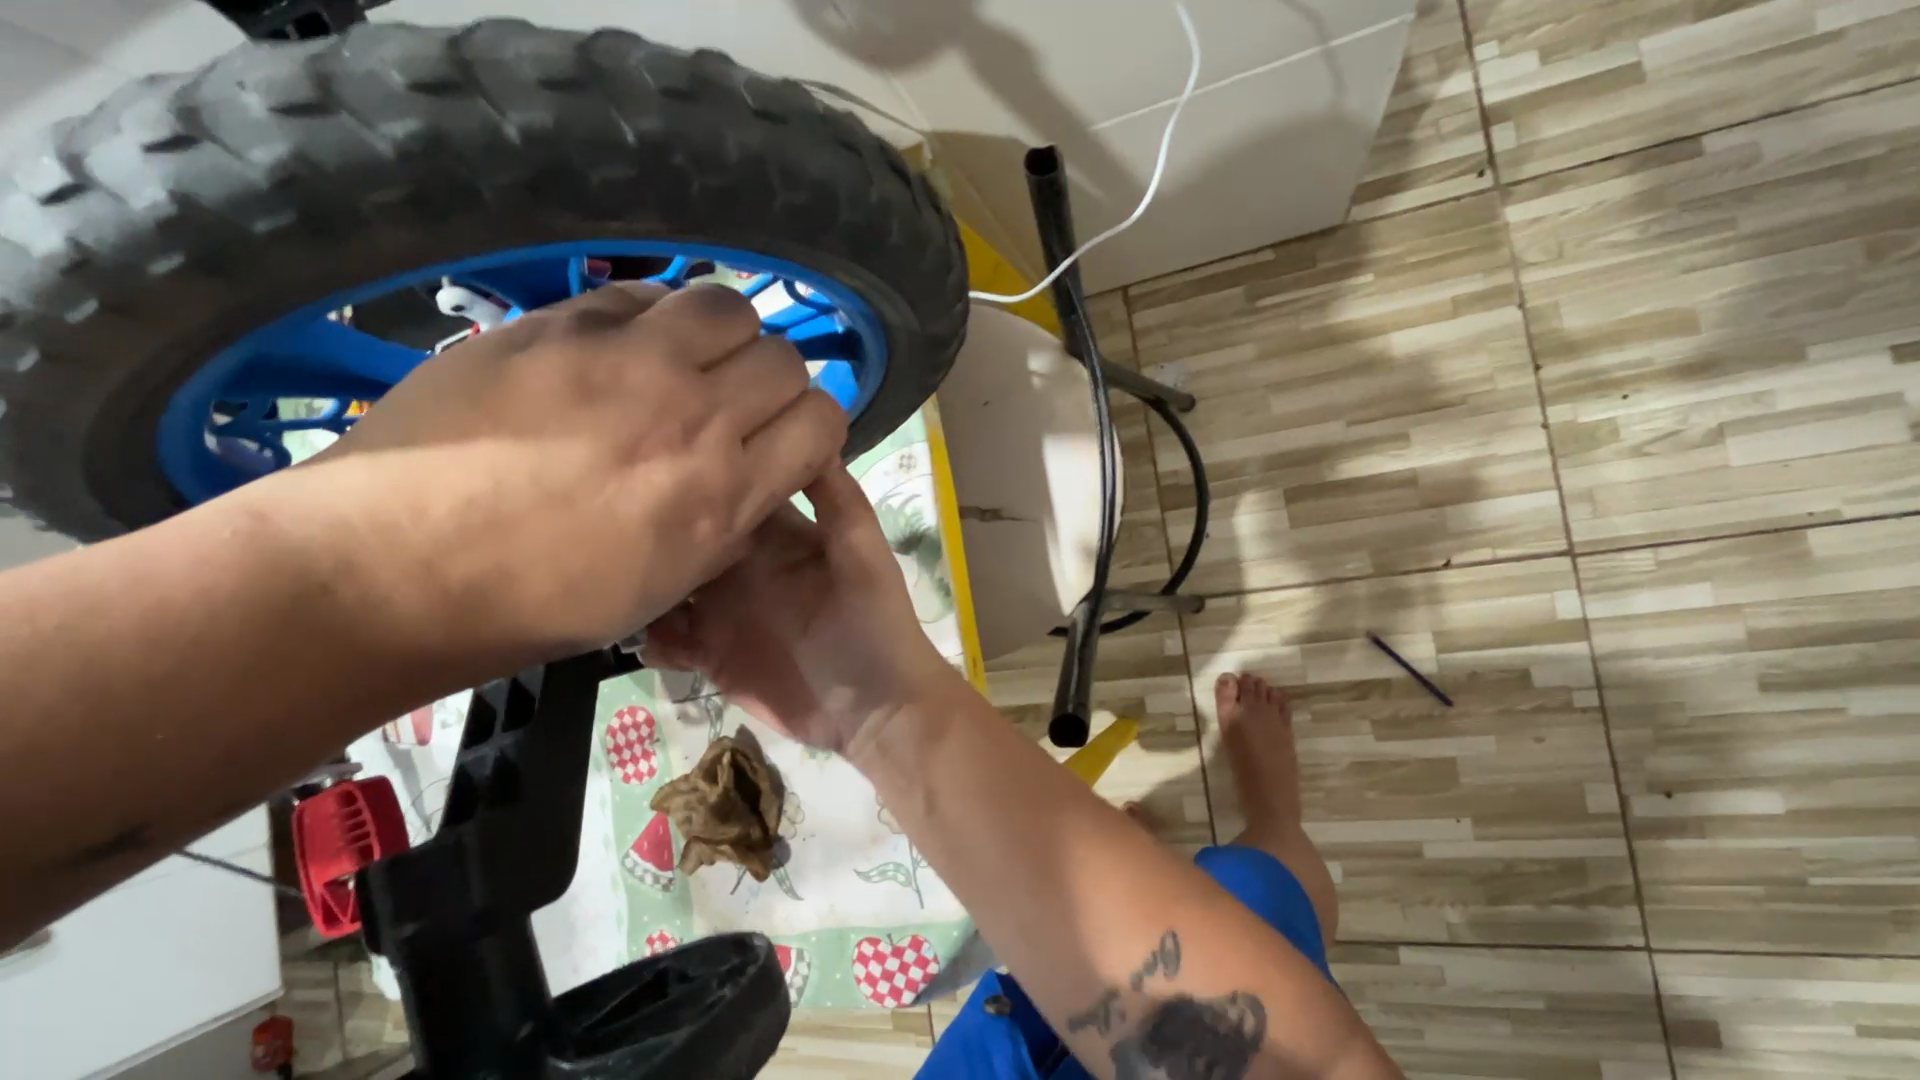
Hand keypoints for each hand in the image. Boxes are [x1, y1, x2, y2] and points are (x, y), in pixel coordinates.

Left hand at [234, 282, 846, 666]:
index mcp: (721, 492)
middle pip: (784, 360)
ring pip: (727, 307)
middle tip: (733, 404)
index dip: (814, 429)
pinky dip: (656, 317)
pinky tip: (626, 347)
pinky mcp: (559, 325)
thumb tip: (750, 480)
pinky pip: (644, 295)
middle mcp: (691, 415)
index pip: (822, 421)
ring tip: (687, 363)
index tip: (785, 441)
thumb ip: (727, 525)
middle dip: (774, 384)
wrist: (396, 567)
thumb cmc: (536, 602)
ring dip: (724, 337)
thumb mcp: (664, 587)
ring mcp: (624, 360)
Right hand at [642, 462, 966, 754]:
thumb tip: (806, 422)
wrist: (876, 707)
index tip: (652, 454)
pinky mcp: (709, 654)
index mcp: (776, 534)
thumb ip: (835, 496)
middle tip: (610, 523)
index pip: (727, 489)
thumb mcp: (862, 553)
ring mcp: (721, 611)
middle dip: (651, 528)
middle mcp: (741, 565)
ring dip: (640, 582)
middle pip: (683, 534)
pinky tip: (649, 639)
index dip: (697, 473)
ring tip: (617, 581)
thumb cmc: (874, 623)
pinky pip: (664, 639)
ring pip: (664, 584)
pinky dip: (649, 637)